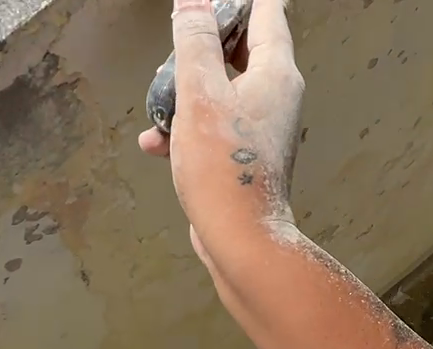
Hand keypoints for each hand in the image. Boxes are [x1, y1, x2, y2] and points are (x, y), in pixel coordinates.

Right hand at [138, 0, 303, 267]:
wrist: (241, 242)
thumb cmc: (223, 168)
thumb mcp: (199, 93)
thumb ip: (195, 41)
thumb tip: (193, 1)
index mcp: (276, 73)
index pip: (266, 10)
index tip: (204, 2)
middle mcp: (276, 99)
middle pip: (240, 48)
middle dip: (201, 44)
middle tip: (173, 46)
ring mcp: (262, 131)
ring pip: (221, 91)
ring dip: (185, 93)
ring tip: (159, 107)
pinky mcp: (245, 160)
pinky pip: (215, 129)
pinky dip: (187, 131)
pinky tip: (156, 144)